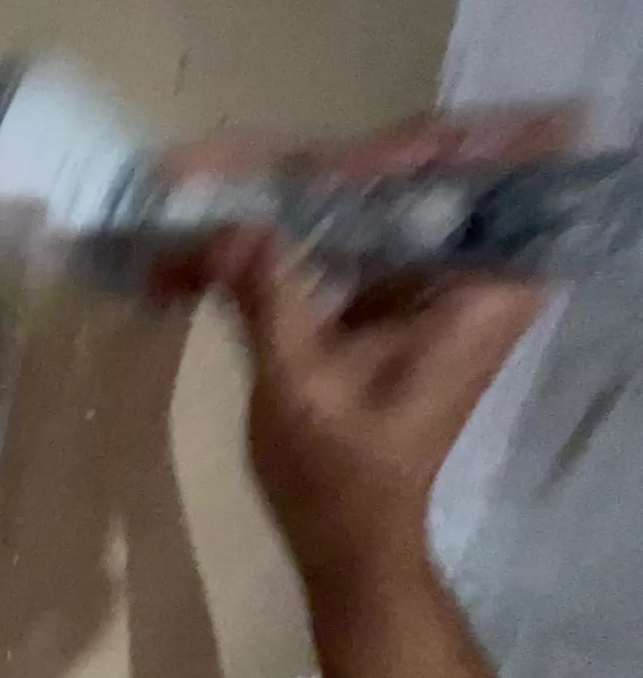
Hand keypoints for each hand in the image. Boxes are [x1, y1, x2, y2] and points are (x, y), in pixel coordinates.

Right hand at [151, 110, 576, 583]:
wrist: (343, 526)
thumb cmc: (339, 466)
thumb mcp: (299, 380)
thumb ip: (268, 296)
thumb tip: (222, 230)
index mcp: (485, 280)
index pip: (481, 164)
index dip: (399, 151)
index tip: (303, 172)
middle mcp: (467, 266)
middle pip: (400, 180)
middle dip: (304, 179)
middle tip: (216, 182)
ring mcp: (418, 284)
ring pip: (351, 215)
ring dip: (268, 215)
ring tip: (191, 221)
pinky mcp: (374, 304)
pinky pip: (324, 253)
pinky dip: (262, 255)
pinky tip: (197, 265)